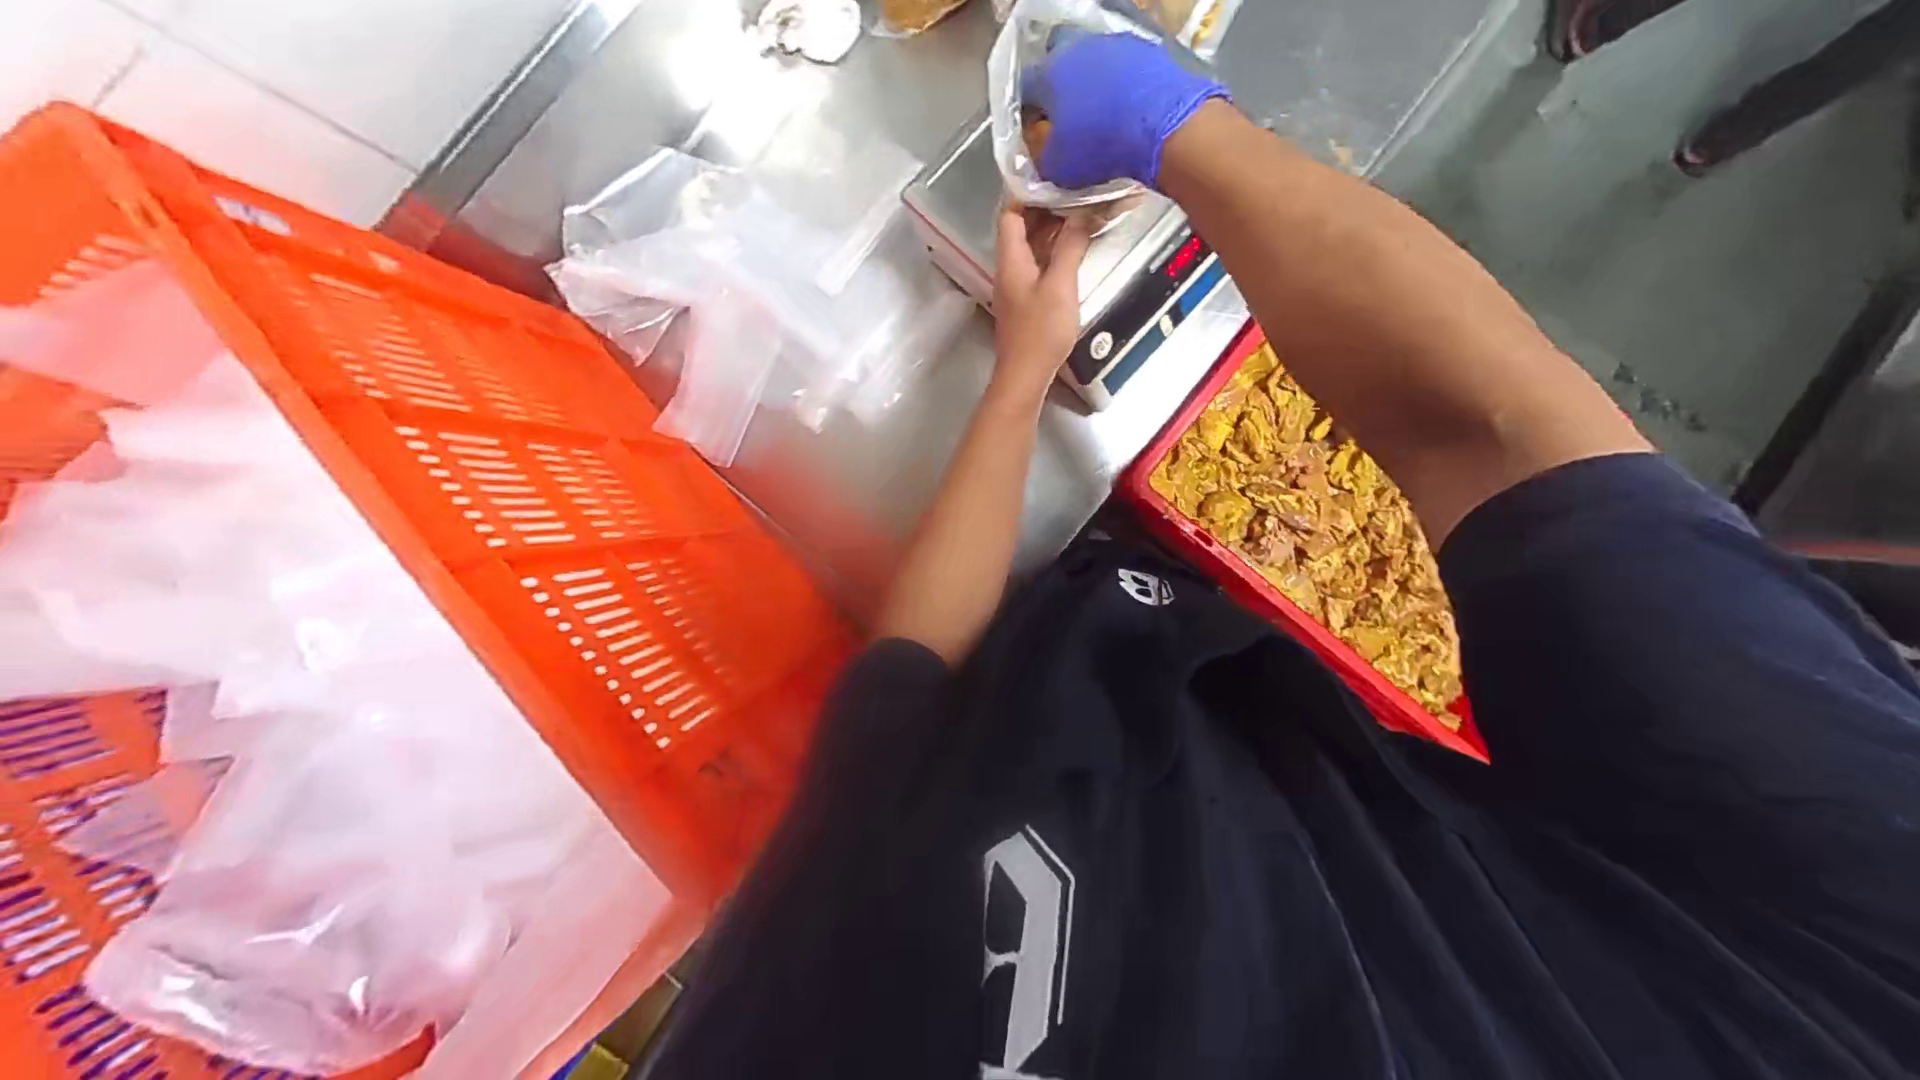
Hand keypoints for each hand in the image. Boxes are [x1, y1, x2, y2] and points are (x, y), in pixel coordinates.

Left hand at [992, 203, 1092, 399]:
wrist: (1025, 376)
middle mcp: (1009, 269)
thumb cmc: (1040, 332)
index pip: (1011, 213)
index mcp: (1010, 259)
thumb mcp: (1060, 285)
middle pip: (1022, 228)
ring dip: (1053, 230)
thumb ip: (1071, 247)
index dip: (1027, 191)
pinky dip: (1055, 251)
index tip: (1052, 174)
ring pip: (1032, 248)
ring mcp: (1017, 286)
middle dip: (1047, 208)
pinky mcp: (1027, 302)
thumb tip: (1083, 215)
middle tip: (1075, 189)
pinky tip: (1075, 246)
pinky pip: (1039, 265)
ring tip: (1081, 211)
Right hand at [1022, 32, 1229, 189]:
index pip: (1026, 88)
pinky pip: (1124, 71)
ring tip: (1103, 119)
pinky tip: (1128, 113)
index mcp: (1048, 73)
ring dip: (1094, 88)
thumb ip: (1042, 157)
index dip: (1029, 111)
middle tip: (1070, 124)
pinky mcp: (1146, 50)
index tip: (1036, 131)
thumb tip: (1043, 153)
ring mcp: (1114, 44)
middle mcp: (1077, 48)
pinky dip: (1122, 89)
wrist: (1162, 124)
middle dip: (1063, 94)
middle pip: (1061, 70)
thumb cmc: (1098, 145)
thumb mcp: (1057, 167)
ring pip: (1093, 66)